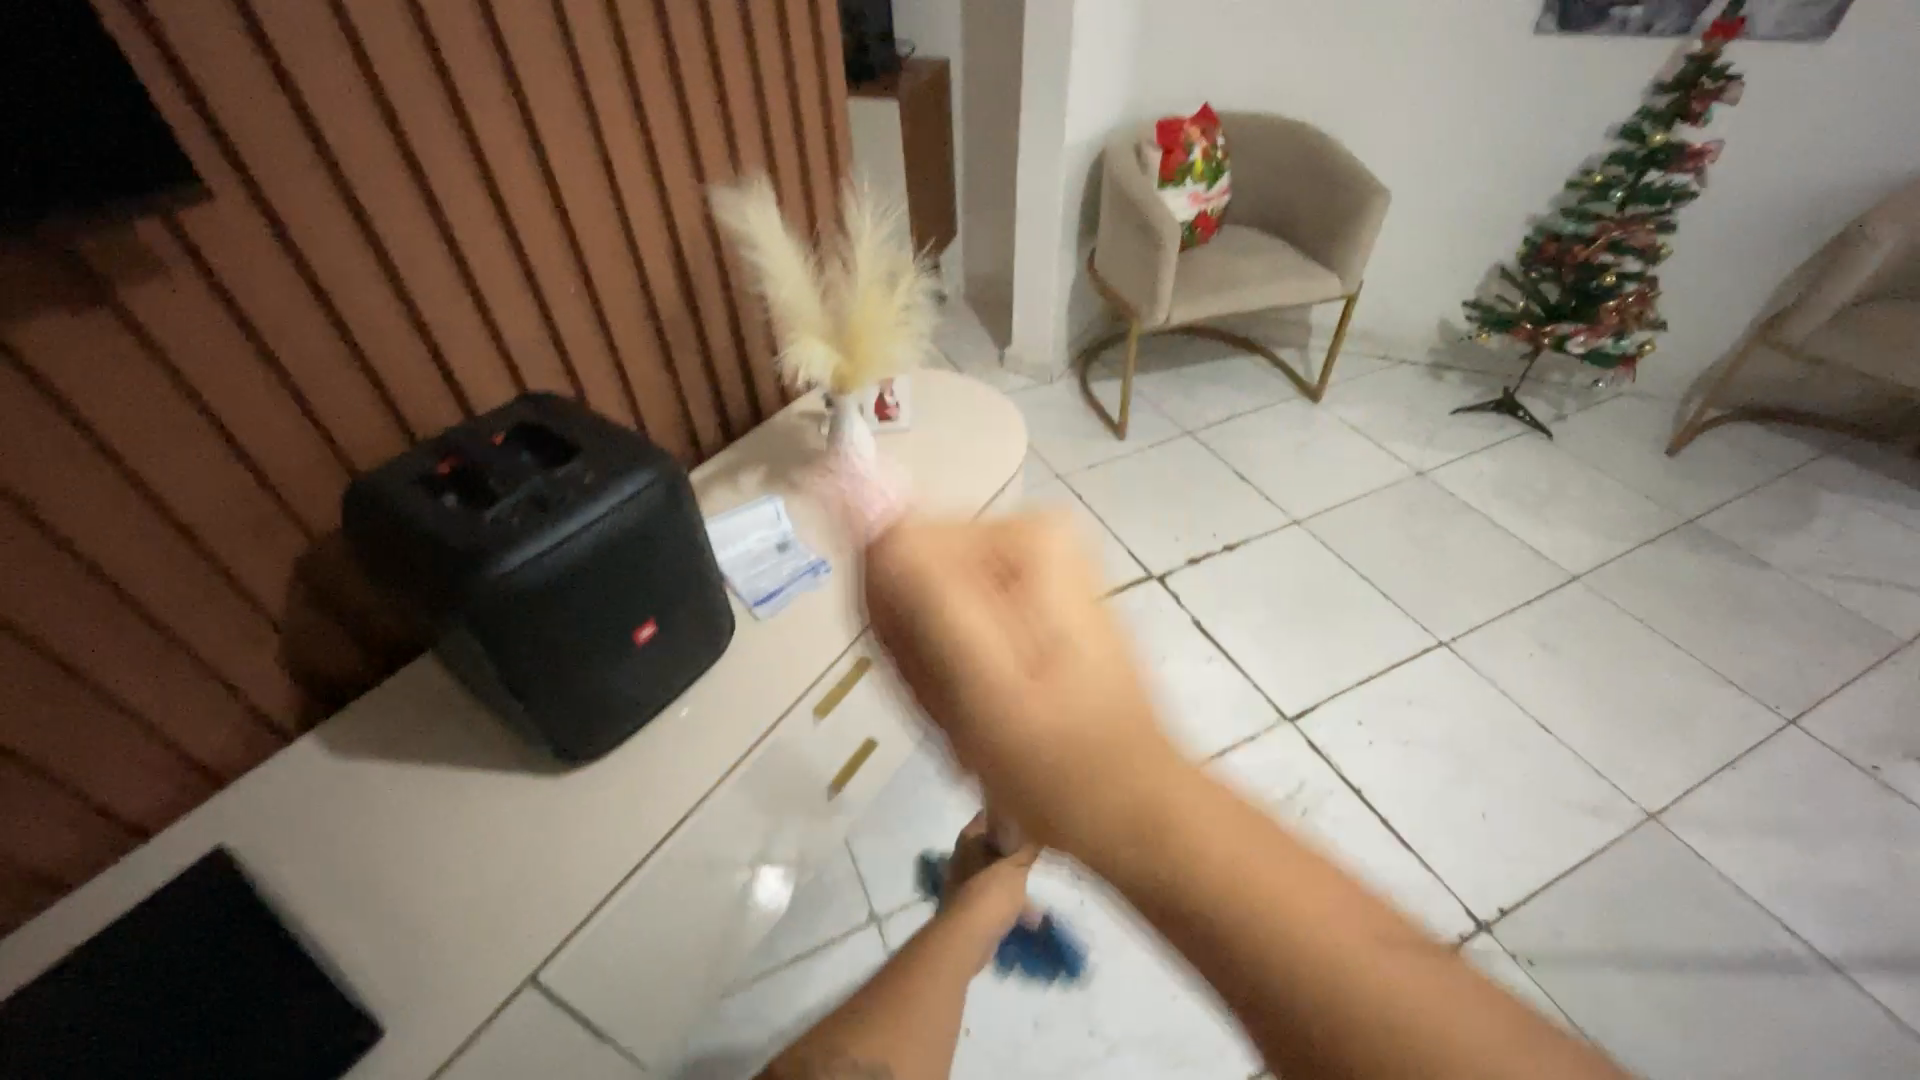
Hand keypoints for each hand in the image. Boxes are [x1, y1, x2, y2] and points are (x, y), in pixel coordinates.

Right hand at [864, 514, 1180, 855]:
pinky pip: (948, 628)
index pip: (894, 548)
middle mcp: (1027, 535)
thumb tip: (855, 490)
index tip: (925, 685)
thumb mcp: (976, 677)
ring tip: (971, 722)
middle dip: (916, 655)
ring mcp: (1029, 571)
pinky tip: (980, 715)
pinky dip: (950, 680)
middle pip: (909, 576)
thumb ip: (917, 584)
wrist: (1129, 810)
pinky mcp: (1027, 603)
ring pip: (922, 609)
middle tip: (953, 714)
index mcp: (1023, 536)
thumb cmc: (1057, 761)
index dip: (893, 626)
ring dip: (931, 675)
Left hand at [943, 812, 1036, 924]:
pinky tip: (1035, 911)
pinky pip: (997, 897)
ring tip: (1043, 880)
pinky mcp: (972, 907)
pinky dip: (1013, 901)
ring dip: (1016, 877)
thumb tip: (1041, 833)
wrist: (969, 938)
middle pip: (994, 844)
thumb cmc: (991, 893)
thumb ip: (1030, 848)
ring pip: (996, 871)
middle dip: (1016, 848)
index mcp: (970, 838)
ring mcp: (966, 882)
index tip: (1032, 816)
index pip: (989, 815)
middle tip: (1042, 848)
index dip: (1009, 813)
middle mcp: (964, 855)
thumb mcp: (1017, 866)